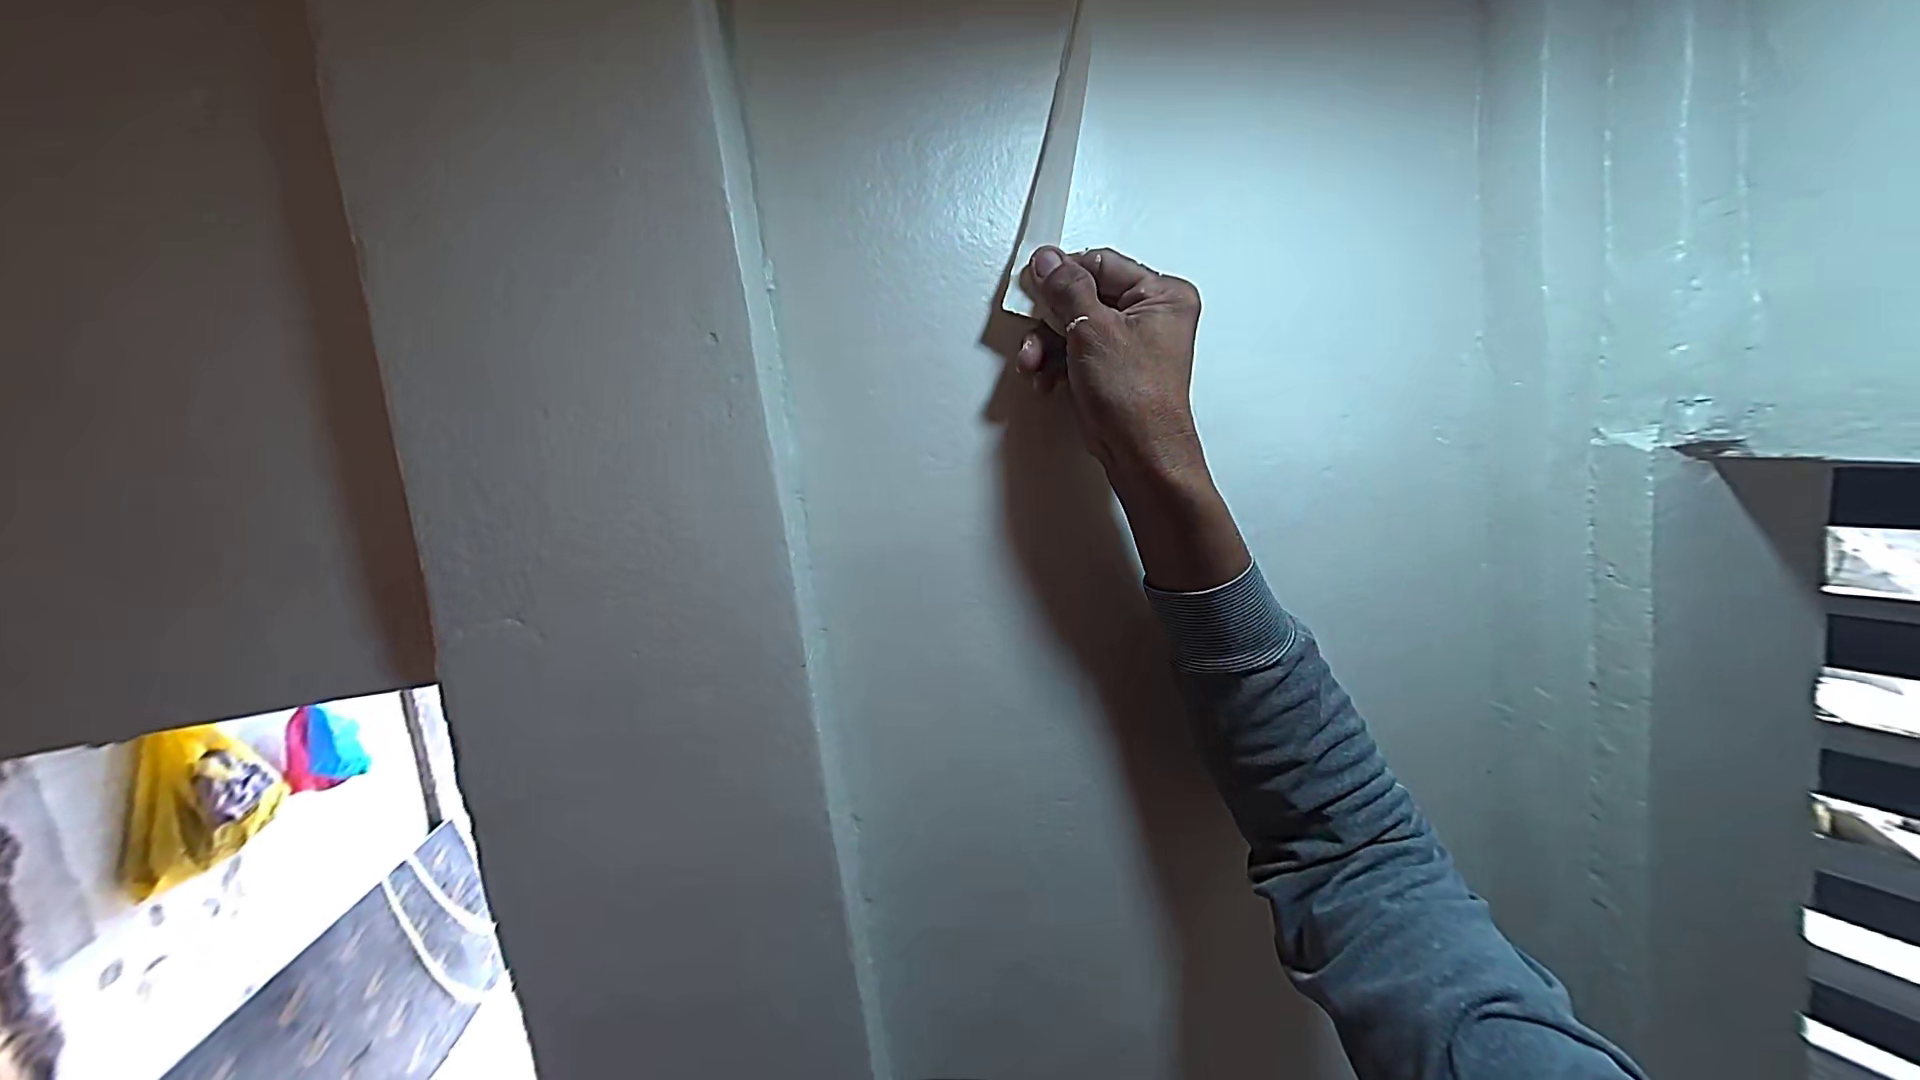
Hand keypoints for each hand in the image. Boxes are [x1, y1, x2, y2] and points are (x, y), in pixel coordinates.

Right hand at [1014, 246, 1249, 590]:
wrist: (1138, 454)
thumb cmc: (1136, 399)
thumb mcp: (1094, 330)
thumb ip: (1067, 289)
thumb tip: (1049, 261)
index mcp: (1161, 295)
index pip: (1102, 264)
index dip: (1064, 271)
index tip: (1034, 278)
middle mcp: (1148, 317)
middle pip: (1083, 297)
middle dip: (1050, 318)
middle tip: (1034, 323)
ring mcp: (1126, 346)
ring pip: (1071, 328)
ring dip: (1046, 345)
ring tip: (1036, 362)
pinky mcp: (1108, 371)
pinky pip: (1072, 354)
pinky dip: (1054, 364)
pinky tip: (1046, 377)